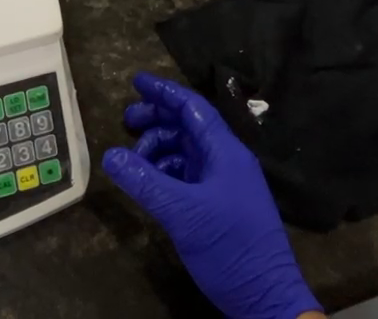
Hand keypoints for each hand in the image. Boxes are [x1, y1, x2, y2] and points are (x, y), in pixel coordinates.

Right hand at [101, 73, 321, 318]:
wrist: (268, 300)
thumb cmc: (230, 247)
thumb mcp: (182, 213)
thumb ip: (145, 182)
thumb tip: (109, 155)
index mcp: (225, 151)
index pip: (192, 108)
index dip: (164, 92)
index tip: (135, 81)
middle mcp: (227, 160)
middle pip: (188, 126)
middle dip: (157, 119)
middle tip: (126, 121)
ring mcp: (225, 184)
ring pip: (187, 151)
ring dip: (159, 148)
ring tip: (134, 162)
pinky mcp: (221, 206)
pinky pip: (189, 174)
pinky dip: (167, 172)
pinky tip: (150, 184)